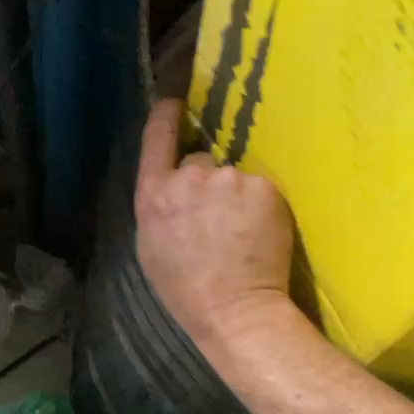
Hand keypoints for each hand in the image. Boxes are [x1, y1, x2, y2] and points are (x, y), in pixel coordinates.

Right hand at [133, 98, 300, 351]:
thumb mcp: (152, 249)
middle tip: (217, 221)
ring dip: (236, 197)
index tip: (175, 102)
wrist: (234, 312)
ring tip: (240, 235)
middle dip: (208, 183)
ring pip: (233, 177)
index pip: (157, 137)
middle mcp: (188, 179)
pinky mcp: (262, 188)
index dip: (167, 115)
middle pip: (200, 162)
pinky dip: (261, 207)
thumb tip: (171, 183)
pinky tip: (258, 236)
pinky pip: (260, 189)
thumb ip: (159, 207)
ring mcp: (227, 181)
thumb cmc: (188, 292)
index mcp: (153, 196)